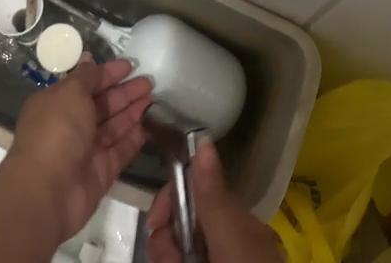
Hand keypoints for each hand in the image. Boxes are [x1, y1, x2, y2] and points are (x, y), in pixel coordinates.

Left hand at [3, 55, 153, 241]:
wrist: (48, 191)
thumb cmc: (57, 130)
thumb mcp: (70, 93)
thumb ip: (86, 77)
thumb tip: (89, 58)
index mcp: (57, 103)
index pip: (86, 83)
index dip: (108, 73)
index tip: (130, 65)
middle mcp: (71, 125)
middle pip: (102, 104)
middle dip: (125, 92)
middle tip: (149, 81)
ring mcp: (87, 149)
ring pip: (113, 126)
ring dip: (132, 111)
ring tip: (153, 97)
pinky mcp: (101, 171)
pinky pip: (120, 150)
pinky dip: (134, 137)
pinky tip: (149, 124)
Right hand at [146, 138, 284, 262]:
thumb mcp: (231, 237)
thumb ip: (212, 195)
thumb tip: (203, 140)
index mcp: (234, 225)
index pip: (192, 196)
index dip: (169, 204)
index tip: (156, 223)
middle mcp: (223, 245)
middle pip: (178, 231)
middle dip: (166, 246)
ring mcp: (212, 259)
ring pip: (174, 254)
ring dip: (167, 258)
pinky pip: (179, 262)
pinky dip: (172, 261)